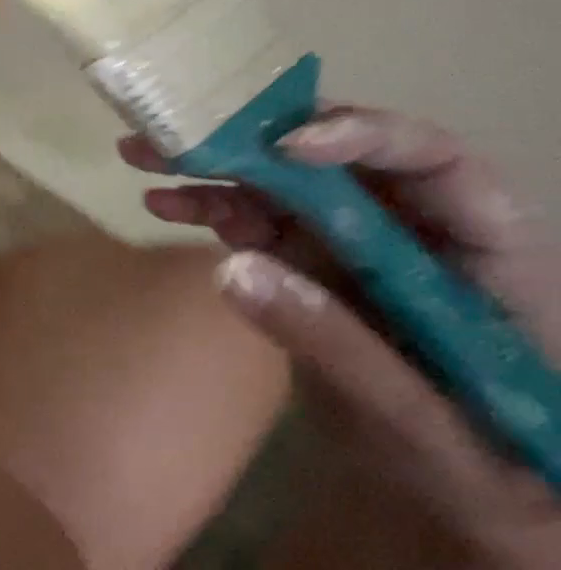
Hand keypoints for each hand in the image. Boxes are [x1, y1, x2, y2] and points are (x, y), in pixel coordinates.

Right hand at [121, 107, 560, 565]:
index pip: (438, 164)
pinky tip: (161, 206)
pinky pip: (254, 221)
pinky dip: (205, 207)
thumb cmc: (488, 471)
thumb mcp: (425, 423)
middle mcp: (418, 231)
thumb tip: (230, 269)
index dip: (366, 136)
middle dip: (255, 136)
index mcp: (485, 254)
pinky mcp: (311, 265)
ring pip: (283, 181)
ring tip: (141, 154)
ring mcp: (357, 245)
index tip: (285, 143)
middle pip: (339, 157)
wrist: (476, 501)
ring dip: (212, 163)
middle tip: (176, 128)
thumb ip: (337, 345)